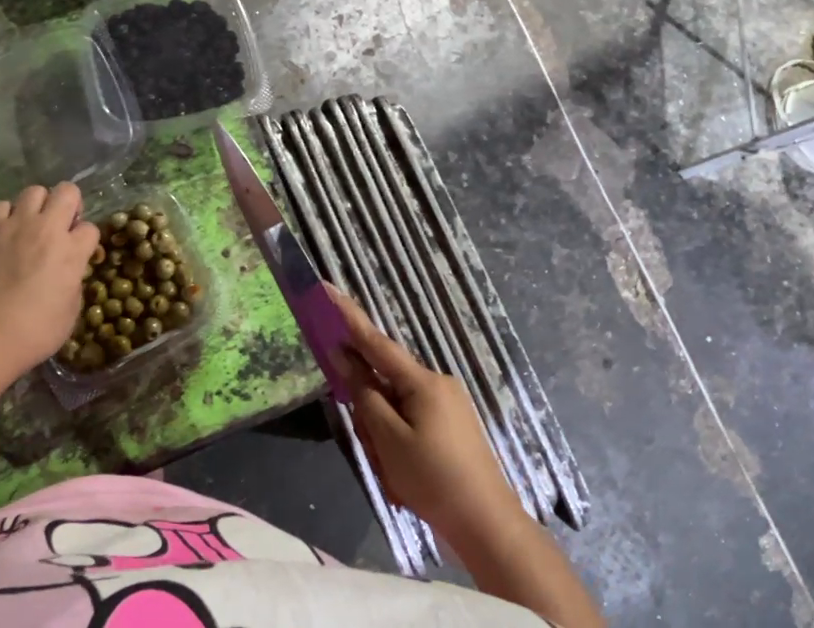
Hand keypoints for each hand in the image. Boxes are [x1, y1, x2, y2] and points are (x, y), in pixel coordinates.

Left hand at [0, 184, 98, 380]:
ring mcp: (15, 226)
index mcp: (72, 252)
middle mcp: (47, 230)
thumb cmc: (34, 333)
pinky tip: (5, 233)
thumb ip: (74, 280)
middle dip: (70, 204)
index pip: (90, 228)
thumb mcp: (71, 311)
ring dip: (38, 205)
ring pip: (34, 191)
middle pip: (68, 191)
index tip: (79, 253)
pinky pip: (2, 206)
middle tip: (61, 225)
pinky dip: (7, 215)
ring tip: (31, 225)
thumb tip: (69, 269)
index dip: (86, 240)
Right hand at [330, 284, 520, 546]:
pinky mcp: (451, 428)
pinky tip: (406, 481)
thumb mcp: (388, 438)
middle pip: (384, 384)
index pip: (376, 341)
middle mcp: (437, 384)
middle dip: (370, 417)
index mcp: (423, 381)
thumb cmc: (433, 478)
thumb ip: (363, 394)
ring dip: (385, 439)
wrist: (487, 525)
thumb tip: (344, 356)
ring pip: (394, 409)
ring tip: (397, 477)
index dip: (348, 316)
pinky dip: (399, 447)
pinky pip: (410, 424)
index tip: (326, 288)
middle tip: (379, 455)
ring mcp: (447, 406)